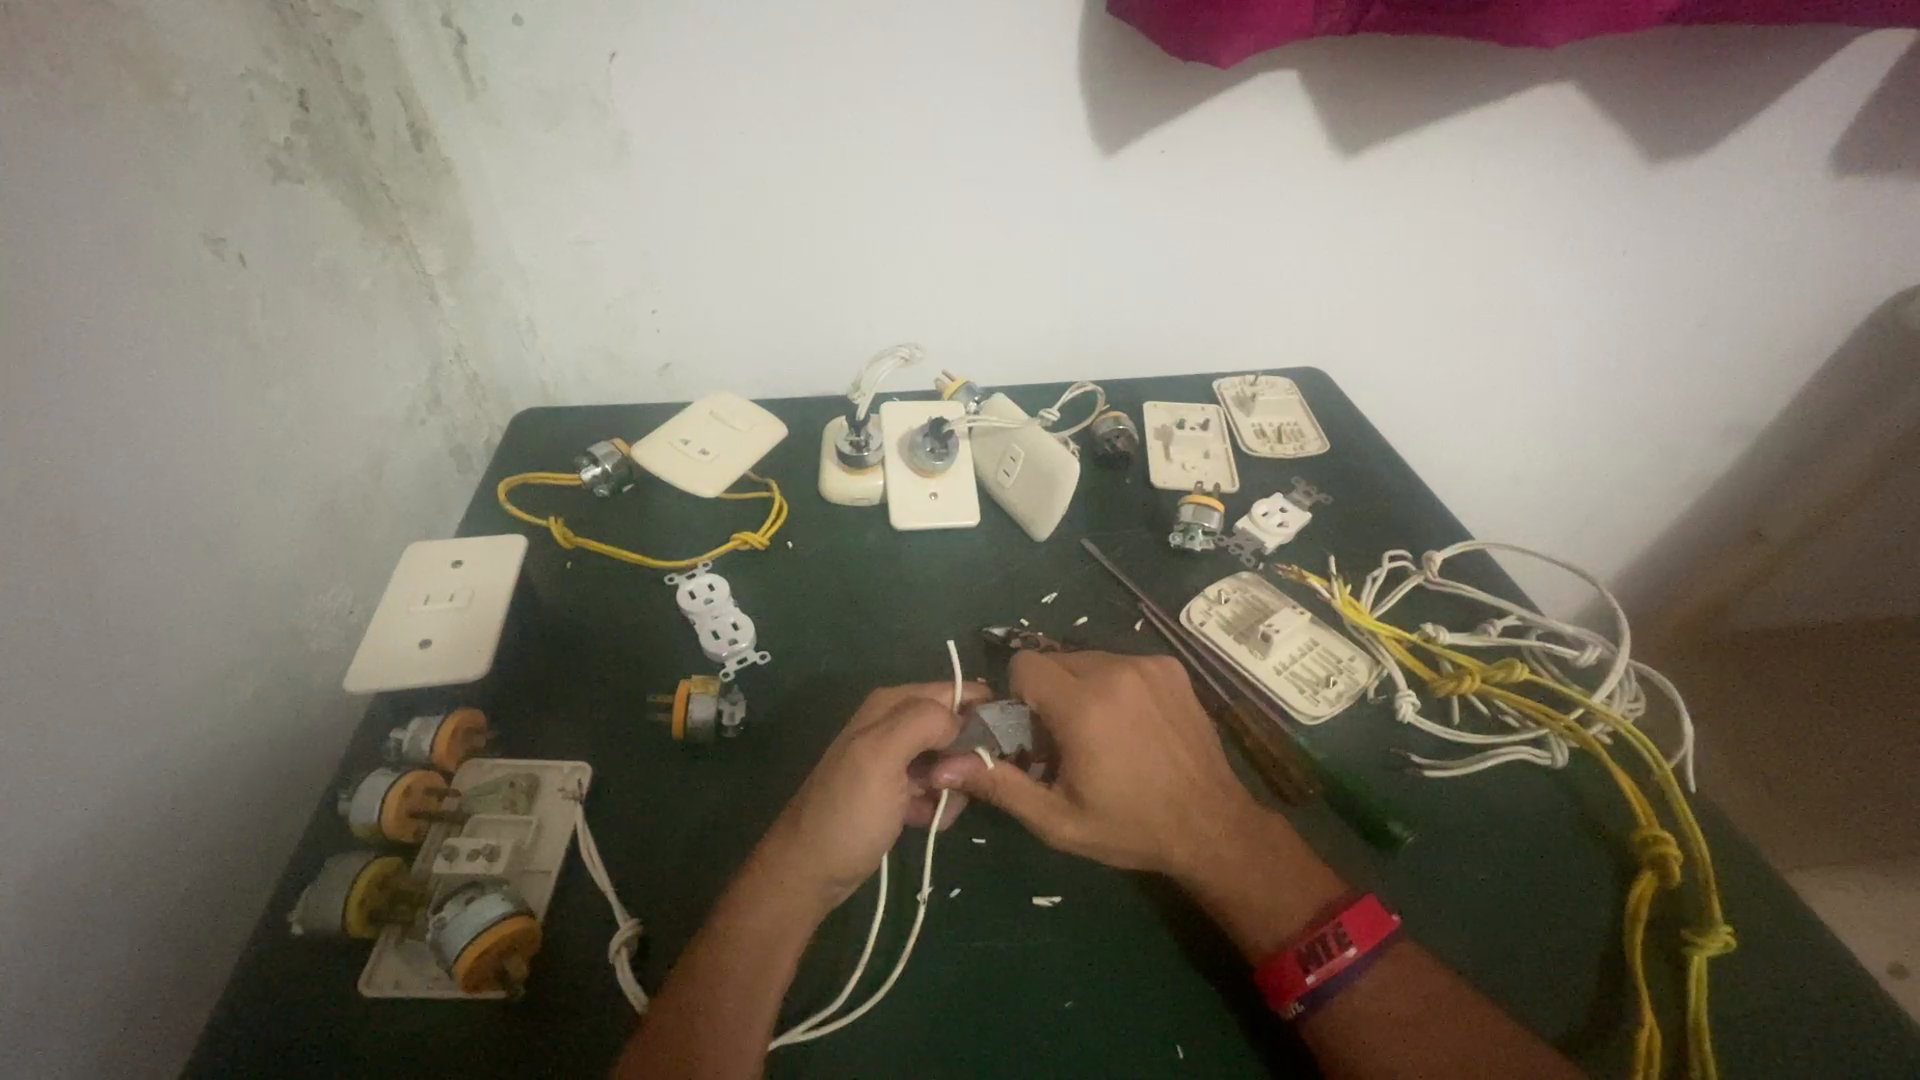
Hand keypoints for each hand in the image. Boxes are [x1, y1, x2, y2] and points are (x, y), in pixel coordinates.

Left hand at [752, 680, 989, 911]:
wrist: (811, 872)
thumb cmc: (848, 812)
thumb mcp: (881, 756)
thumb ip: (923, 722)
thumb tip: (962, 719)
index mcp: (893, 704)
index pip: (955, 692)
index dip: (979, 714)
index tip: (997, 747)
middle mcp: (897, 725)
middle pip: (958, 729)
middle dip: (964, 758)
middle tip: (946, 784)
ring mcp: (898, 761)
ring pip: (953, 763)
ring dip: (952, 788)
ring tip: (930, 807)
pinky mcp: (900, 792)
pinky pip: (939, 790)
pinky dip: (937, 806)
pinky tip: (920, 820)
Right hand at [930, 651, 1265, 878]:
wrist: (1212, 825)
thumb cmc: (1130, 827)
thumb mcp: (1058, 820)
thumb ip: (1000, 785)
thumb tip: (944, 764)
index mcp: (1084, 707)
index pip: (1025, 665)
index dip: (1020, 698)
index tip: (1036, 734)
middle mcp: (1115, 672)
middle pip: (1054, 660)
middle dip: (1049, 693)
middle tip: (1066, 738)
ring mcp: (1147, 665)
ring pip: (1087, 658)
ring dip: (1081, 686)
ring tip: (1102, 731)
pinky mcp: (1170, 667)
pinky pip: (1120, 662)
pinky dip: (1114, 683)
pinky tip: (1131, 722)